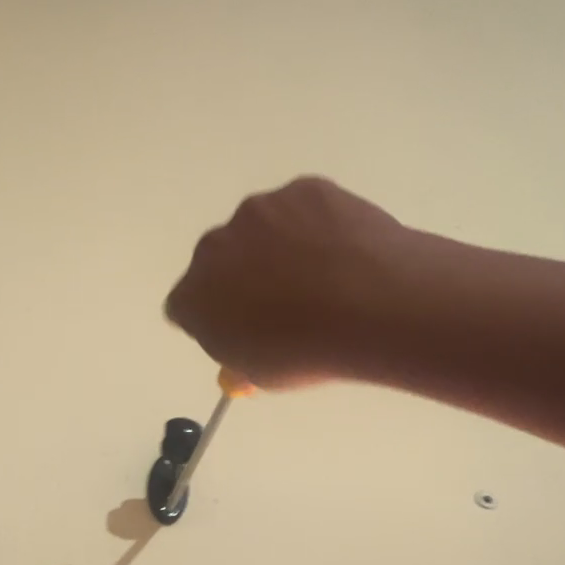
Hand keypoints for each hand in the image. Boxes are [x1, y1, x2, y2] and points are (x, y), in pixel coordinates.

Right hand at [164, 176, 410, 388]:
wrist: (378, 306)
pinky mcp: (302, 188)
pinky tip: (345, 250)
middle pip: (219, 261)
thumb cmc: (308, 352)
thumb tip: (239, 362)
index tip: (244, 330)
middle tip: (285, 302)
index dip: (215, 318)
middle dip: (243, 277)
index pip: (187, 306)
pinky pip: (302, 208)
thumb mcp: (263, 375)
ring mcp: (256, 213)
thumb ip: (240, 360)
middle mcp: (211, 248)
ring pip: (260, 230)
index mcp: (192, 296)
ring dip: (279, 246)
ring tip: (325, 275)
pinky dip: (317, 225)